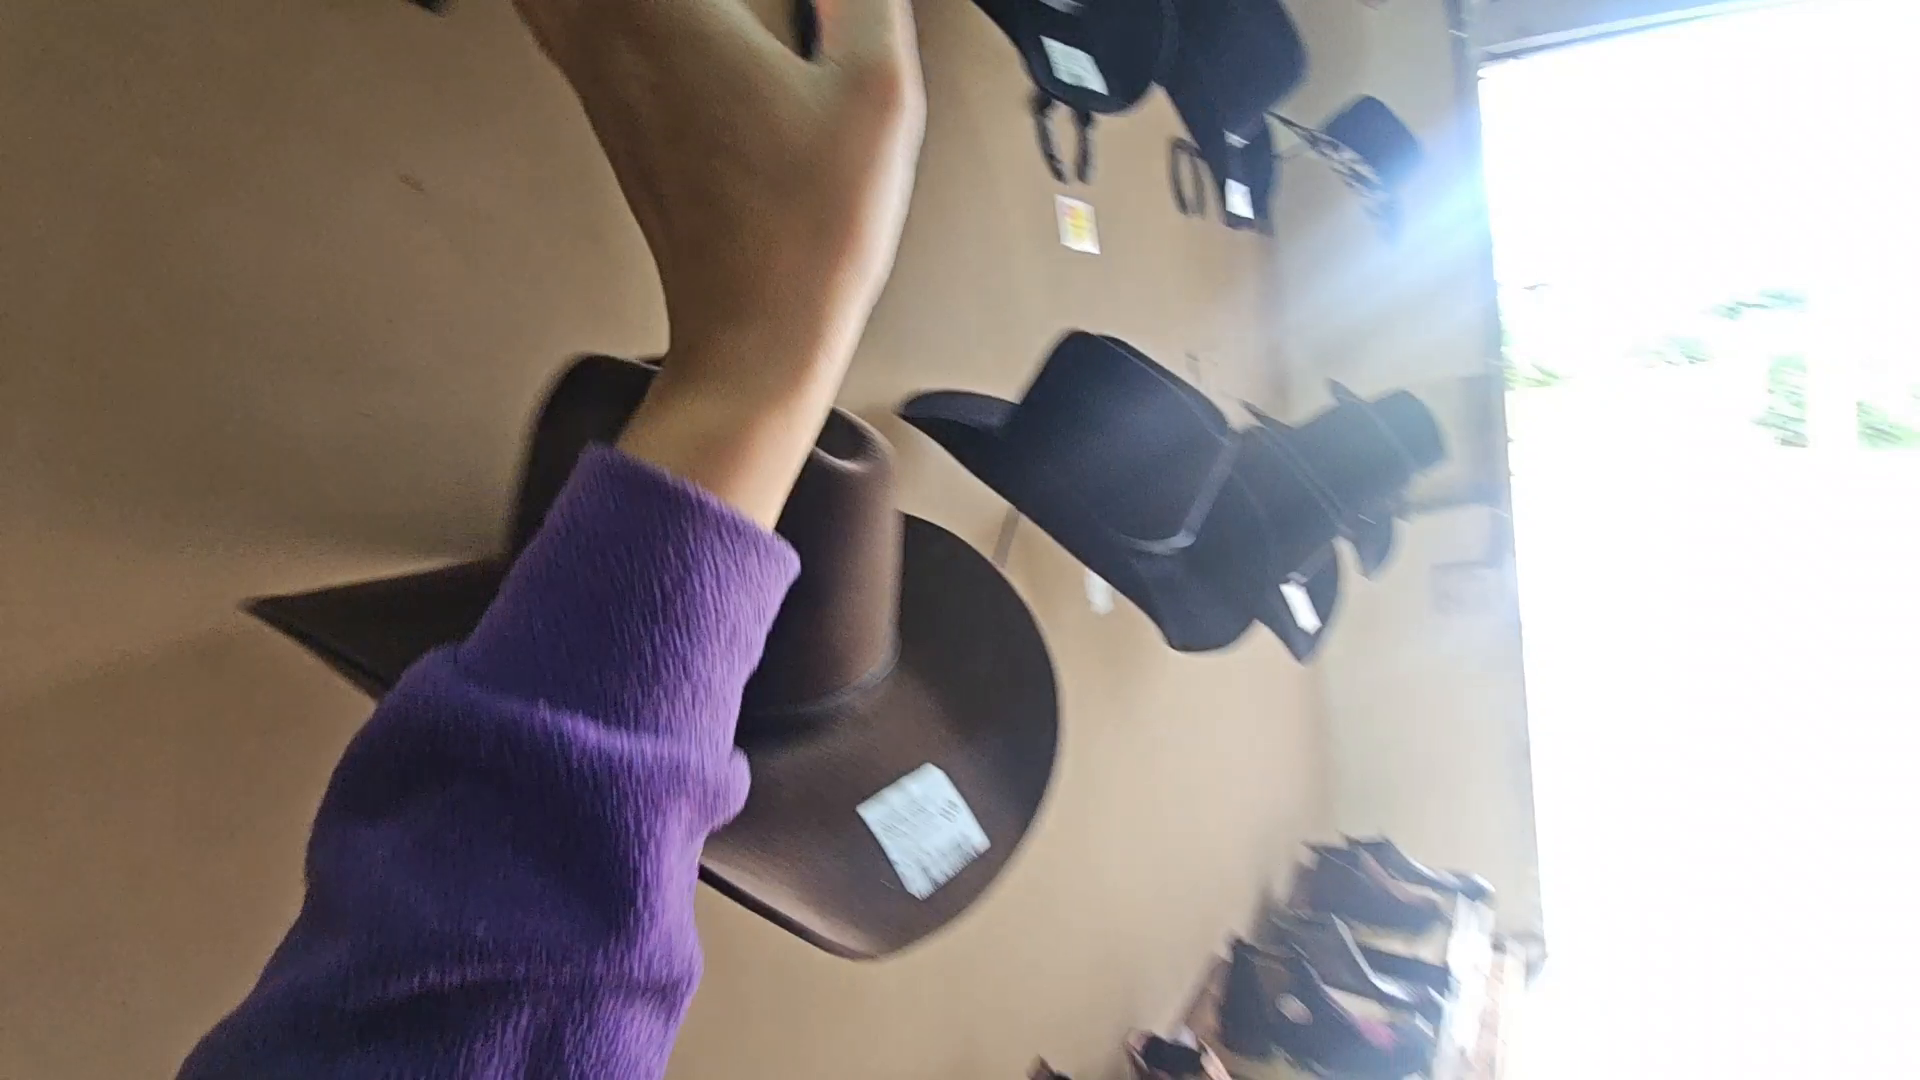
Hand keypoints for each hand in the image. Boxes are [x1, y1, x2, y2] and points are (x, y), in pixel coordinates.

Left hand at [516, 0, 924, 523]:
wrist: (756, 336)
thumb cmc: (810, 236)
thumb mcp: (879, 100)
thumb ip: (864, 1)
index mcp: (670, 8)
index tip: (778, 8)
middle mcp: (610, 29)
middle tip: (735, 16)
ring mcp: (597, 77)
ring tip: (706, 20)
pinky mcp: (610, 120)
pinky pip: (557, 13)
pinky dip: (581, 5)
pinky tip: (634, 21)